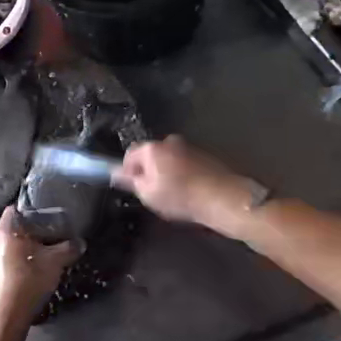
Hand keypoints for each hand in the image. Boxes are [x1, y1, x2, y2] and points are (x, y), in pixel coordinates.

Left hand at [0, 208, 81, 323]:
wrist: (6, 315)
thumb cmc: (28, 281)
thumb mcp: (55, 262)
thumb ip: (68, 249)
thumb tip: (79, 242)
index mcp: (5, 231)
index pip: (14, 209)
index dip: (30, 209)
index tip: (46, 215)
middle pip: (14, 228)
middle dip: (32, 231)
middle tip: (52, 235)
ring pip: (11, 246)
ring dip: (27, 249)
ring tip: (47, 255)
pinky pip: (8, 260)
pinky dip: (21, 262)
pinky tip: (35, 272)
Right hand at [113, 136, 262, 239]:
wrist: (224, 199)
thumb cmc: (180, 196)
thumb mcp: (147, 194)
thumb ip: (130, 181)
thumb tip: (117, 173)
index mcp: (152, 148)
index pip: (130, 154)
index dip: (128, 170)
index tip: (132, 186)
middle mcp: (170, 142)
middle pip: (151, 155)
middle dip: (149, 170)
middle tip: (153, 191)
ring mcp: (190, 147)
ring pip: (170, 159)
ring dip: (168, 172)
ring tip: (173, 194)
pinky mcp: (206, 156)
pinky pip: (186, 163)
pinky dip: (184, 174)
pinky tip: (189, 191)